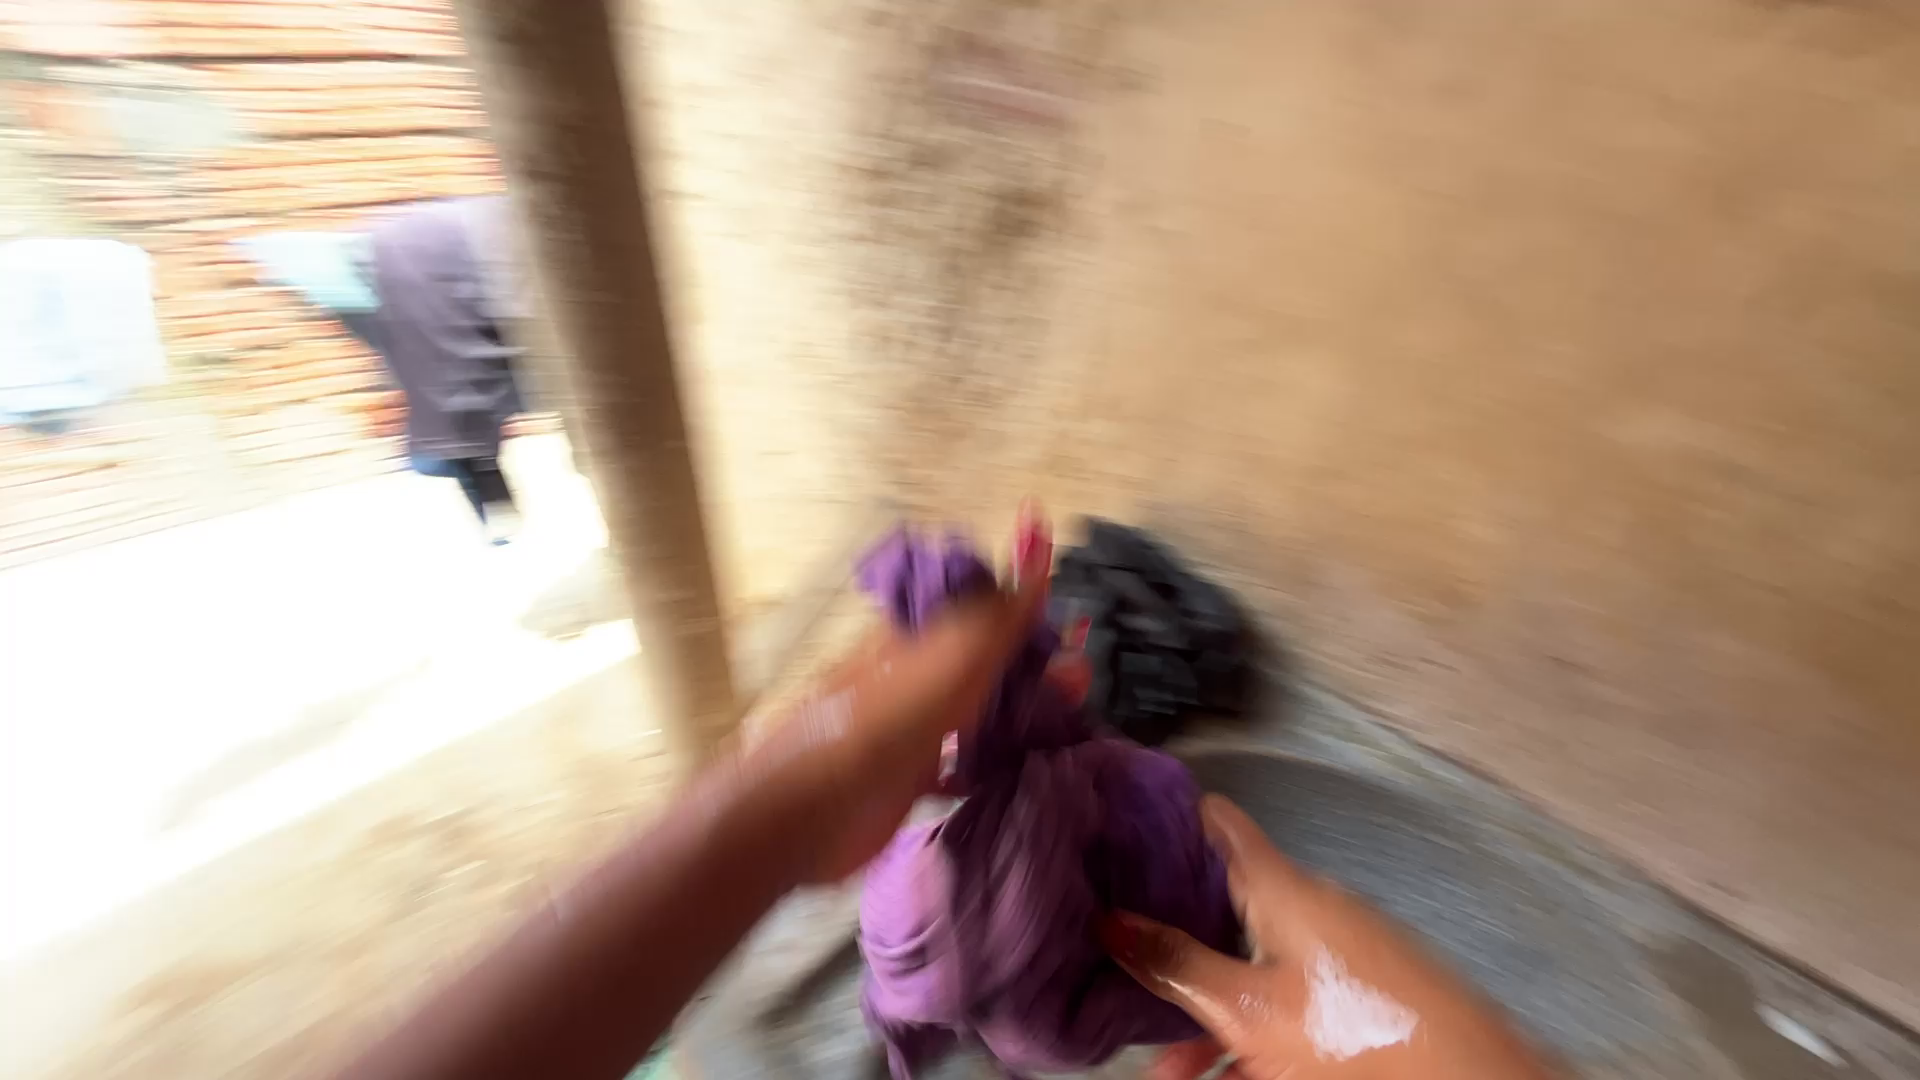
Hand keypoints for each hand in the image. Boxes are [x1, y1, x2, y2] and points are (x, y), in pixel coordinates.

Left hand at [753, 506, 1054, 882]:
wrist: (805, 812)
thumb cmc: (882, 723)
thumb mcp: (951, 657)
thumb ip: (998, 607)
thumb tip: (1034, 524)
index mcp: (919, 635)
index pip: (983, 610)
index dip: (1027, 617)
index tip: (1070, 634)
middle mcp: (916, 674)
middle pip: (986, 664)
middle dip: (1033, 670)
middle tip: (1078, 686)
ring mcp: (913, 727)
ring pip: (978, 713)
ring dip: (1019, 715)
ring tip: (1063, 726)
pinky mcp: (910, 776)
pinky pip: (961, 763)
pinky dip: (990, 763)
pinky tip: (1023, 771)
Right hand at [1102, 797, 1551, 1079]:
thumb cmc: (1359, 1040)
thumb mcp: (1250, 1011)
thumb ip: (1176, 965)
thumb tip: (1108, 921)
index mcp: (1279, 885)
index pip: (1212, 819)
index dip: (1162, 818)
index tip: (1115, 837)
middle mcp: (1303, 903)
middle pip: (1219, 897)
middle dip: (1168, 935)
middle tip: (1118, 961)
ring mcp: (1332, 949)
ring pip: (1246, 958)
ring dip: (1202, 1004)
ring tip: (1160, 1065)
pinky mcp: (1355, 991)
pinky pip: (1282, 992)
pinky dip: (1245, 1026)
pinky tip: (1214, 1075)